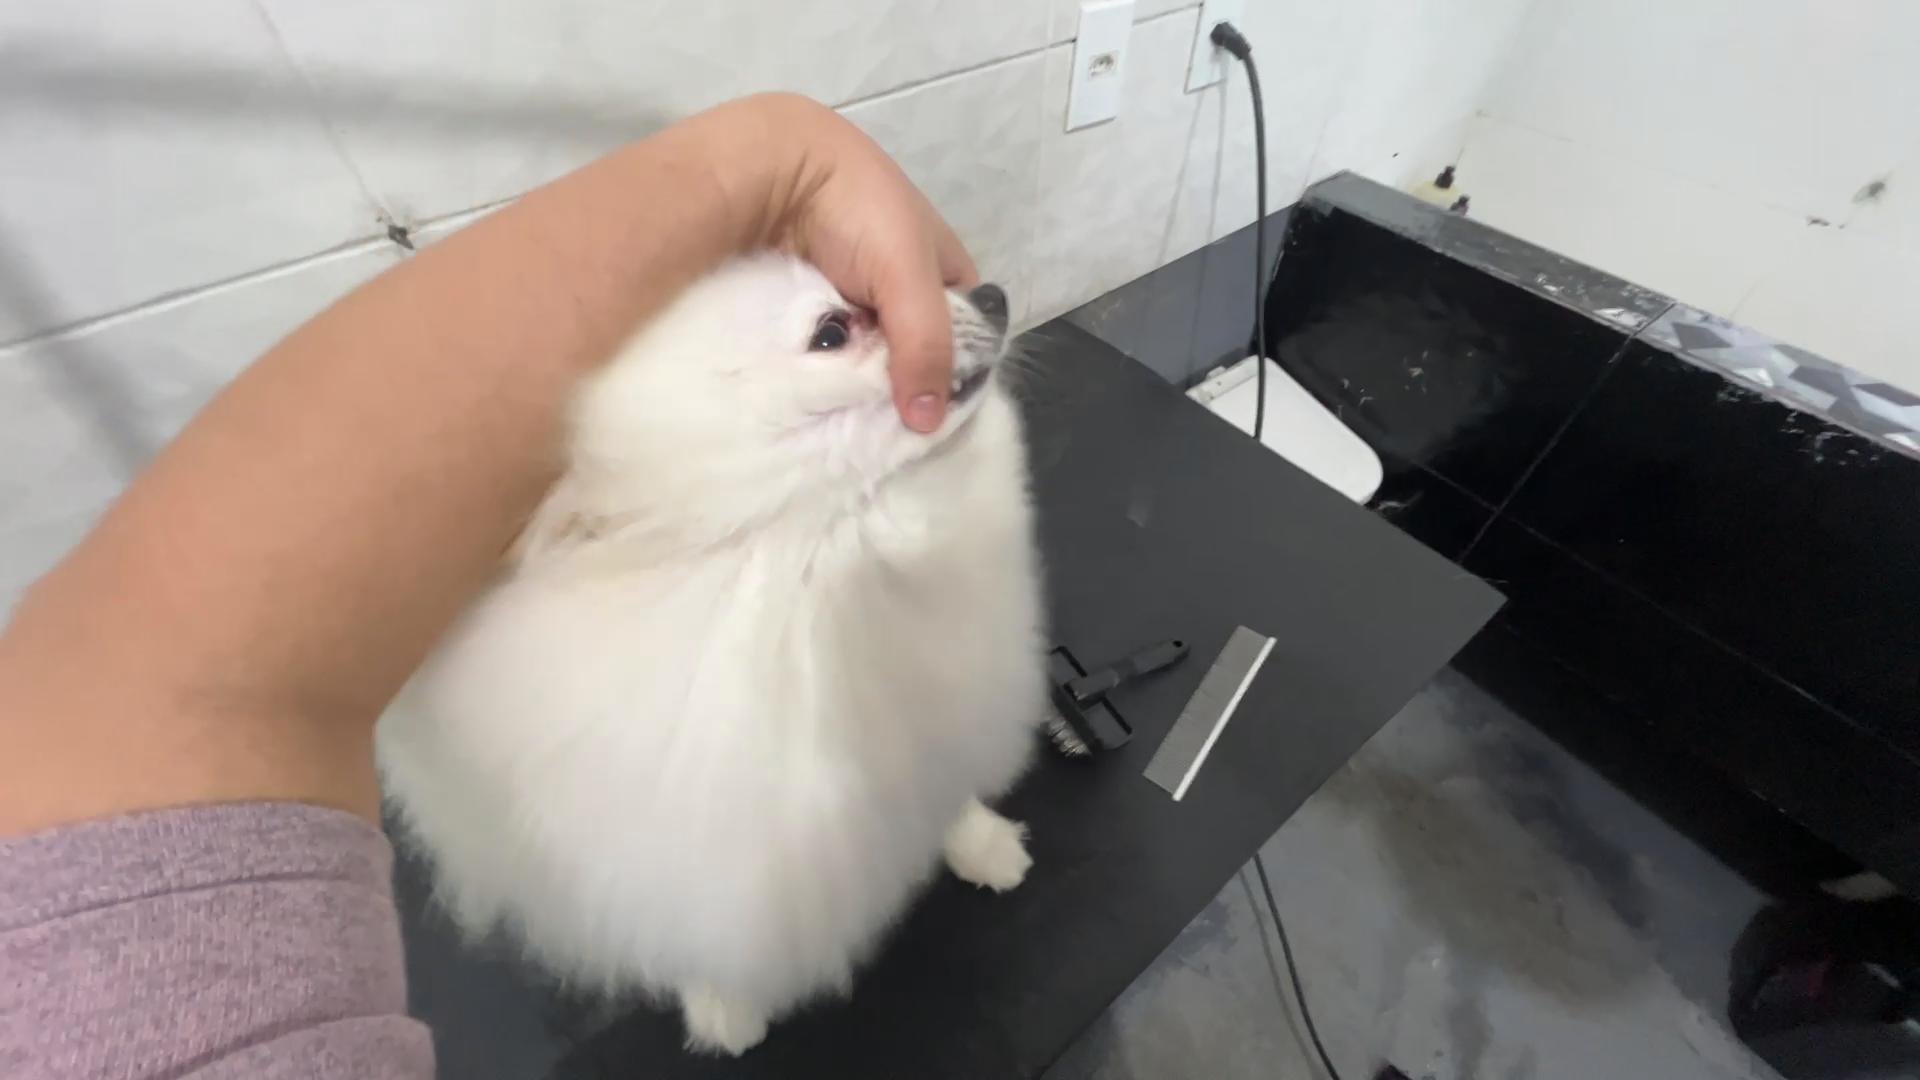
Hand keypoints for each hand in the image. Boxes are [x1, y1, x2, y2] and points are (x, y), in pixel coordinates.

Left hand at [720, 95, 978, 431]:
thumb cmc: (860, 209)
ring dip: (865, 384)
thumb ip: (926, 345)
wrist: (773, 168)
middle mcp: (908, 295)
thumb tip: (927, 423)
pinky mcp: (822, 315)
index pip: (969, 342)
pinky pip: (837, 357)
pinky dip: (833, 373)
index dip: (957, 378)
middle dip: (905, 387)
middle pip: (919, 359)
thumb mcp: (909, 275)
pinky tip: (827, 395)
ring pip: (876, 363)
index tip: (934, 417)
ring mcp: (863, 306)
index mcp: (948, 276)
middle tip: (890, 424)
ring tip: (854, 415)